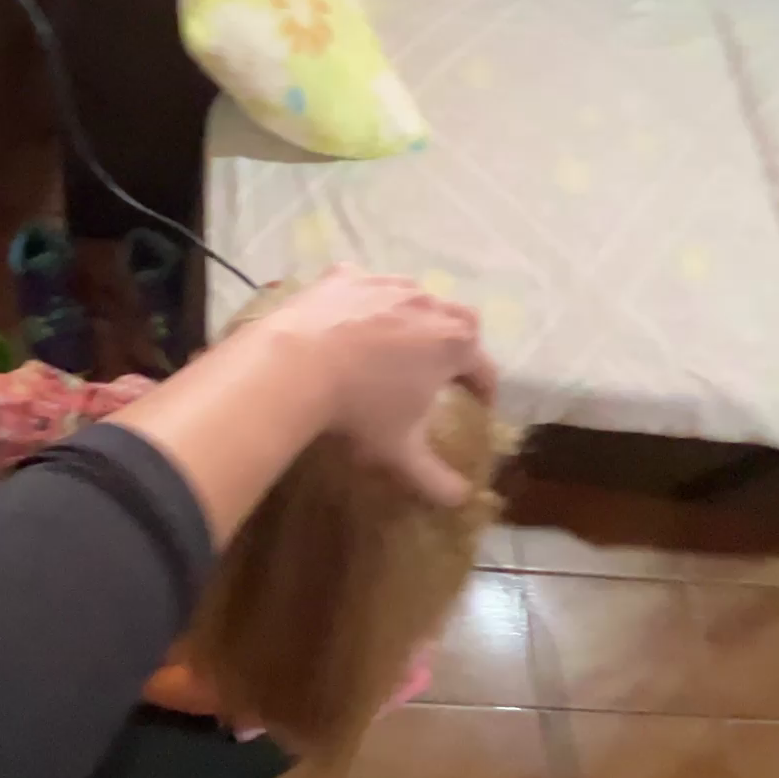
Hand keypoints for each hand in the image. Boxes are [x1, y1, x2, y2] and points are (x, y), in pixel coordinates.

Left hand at [254, 265, 495, 506]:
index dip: (484, 389)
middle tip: (441, 370)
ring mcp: (384, 283)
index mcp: (453, 342)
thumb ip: (434, 477)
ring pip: (411, 298)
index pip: (484, 368)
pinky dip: (361, 300)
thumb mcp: (399, 450)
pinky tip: (347, 319)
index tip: (479, 404)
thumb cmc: (359, 408)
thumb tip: (460, 501)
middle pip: (457, 322)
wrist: (293, 364)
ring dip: (411, 318)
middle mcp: (427, 303)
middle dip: (456, 346)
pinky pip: (362, 285)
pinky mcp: (343, 276)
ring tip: (393, 344)